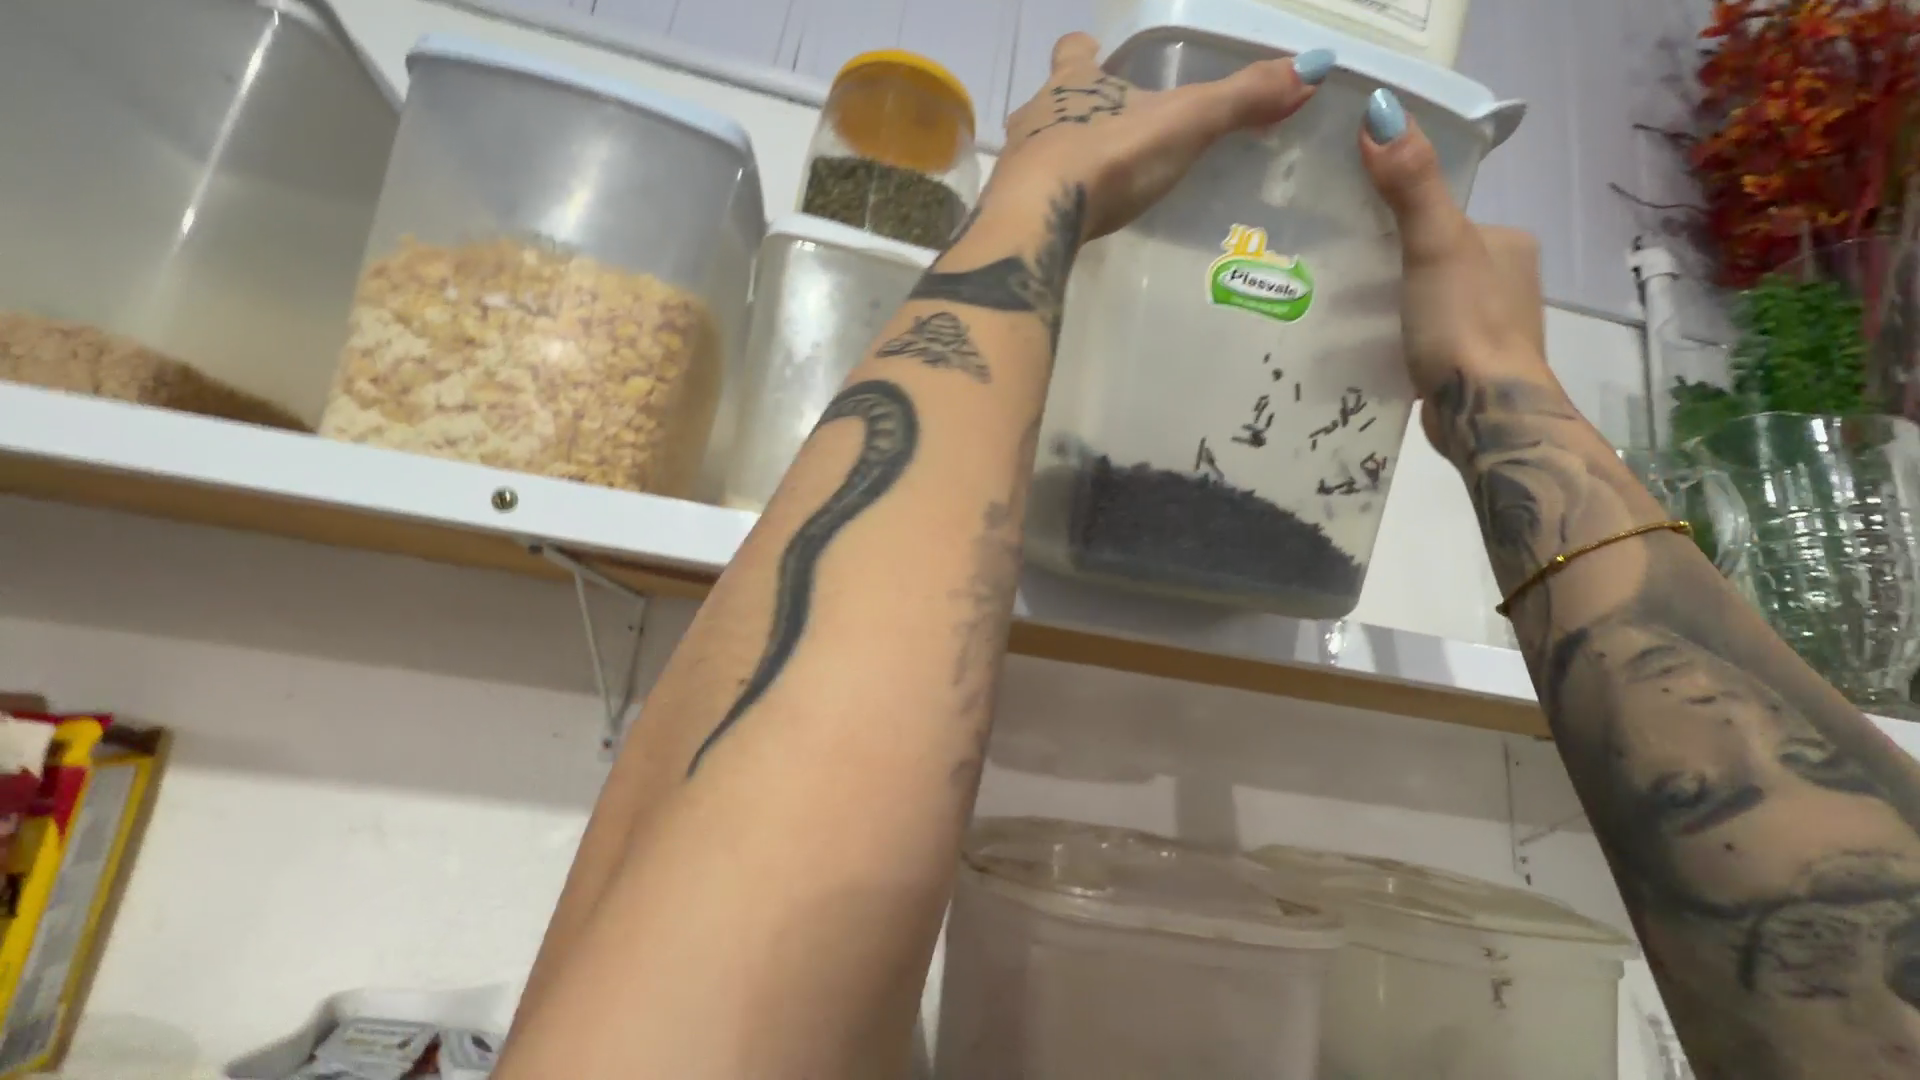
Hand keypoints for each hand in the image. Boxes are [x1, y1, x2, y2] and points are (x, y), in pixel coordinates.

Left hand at [987, 34, 1323, 240]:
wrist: (1040, 216)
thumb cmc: (1112, 158)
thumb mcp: (1187, 123)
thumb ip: (1242, 99)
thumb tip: (1314, 67)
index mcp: (1075, 81)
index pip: (1074, 52)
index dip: (1085, 52)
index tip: (1092, 55)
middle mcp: (1037, 112)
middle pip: (1047, 99)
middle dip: (1067, 108)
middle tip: (1094, 129)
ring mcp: (1015, 161)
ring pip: (1031, 146)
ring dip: (1052, 156)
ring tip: (1078, 180)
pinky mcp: (1005, 207)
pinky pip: (1024, 196)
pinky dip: (1042, 202)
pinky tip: (1061, 221)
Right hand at [1358, 99, 1552, 398]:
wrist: (1486, 414)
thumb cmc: (1464, 325)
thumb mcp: (1434, 246)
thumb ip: (1411, 186)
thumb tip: (1379, 112)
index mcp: (1506, 243)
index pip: (1439, 214)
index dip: (1393, 215)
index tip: (1344, 225)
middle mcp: (1502, 279)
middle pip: (1425, 257)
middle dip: (1380, 263)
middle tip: (1326, 273)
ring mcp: (1483, 325)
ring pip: (1419, 299)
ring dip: (1379, 304)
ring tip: (1328, 312)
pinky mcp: (1462, 364)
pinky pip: (1416, 336)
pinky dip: (1387, 337)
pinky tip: (1354, 347)